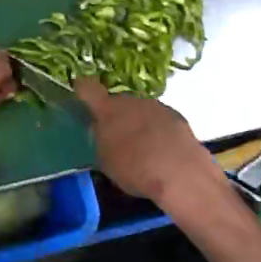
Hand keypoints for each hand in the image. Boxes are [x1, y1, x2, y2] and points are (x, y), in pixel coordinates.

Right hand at [75, 78, 224, 210]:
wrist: (181, 173)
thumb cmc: (135, 169)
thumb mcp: (106, 161)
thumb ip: (101, 141)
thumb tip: (102, 132)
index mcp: (108, 109)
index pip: (88, 88)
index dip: (82, 89)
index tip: (79, 91)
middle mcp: (131, 100)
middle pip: (117, 102)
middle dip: (115, 116)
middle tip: (116, 138)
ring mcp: (156, 105)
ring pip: (140, 110)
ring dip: (137, 122)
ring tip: (142, 148)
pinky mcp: (176, 116)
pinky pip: (159, 119)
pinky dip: (157, 130)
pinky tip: (161, 150)